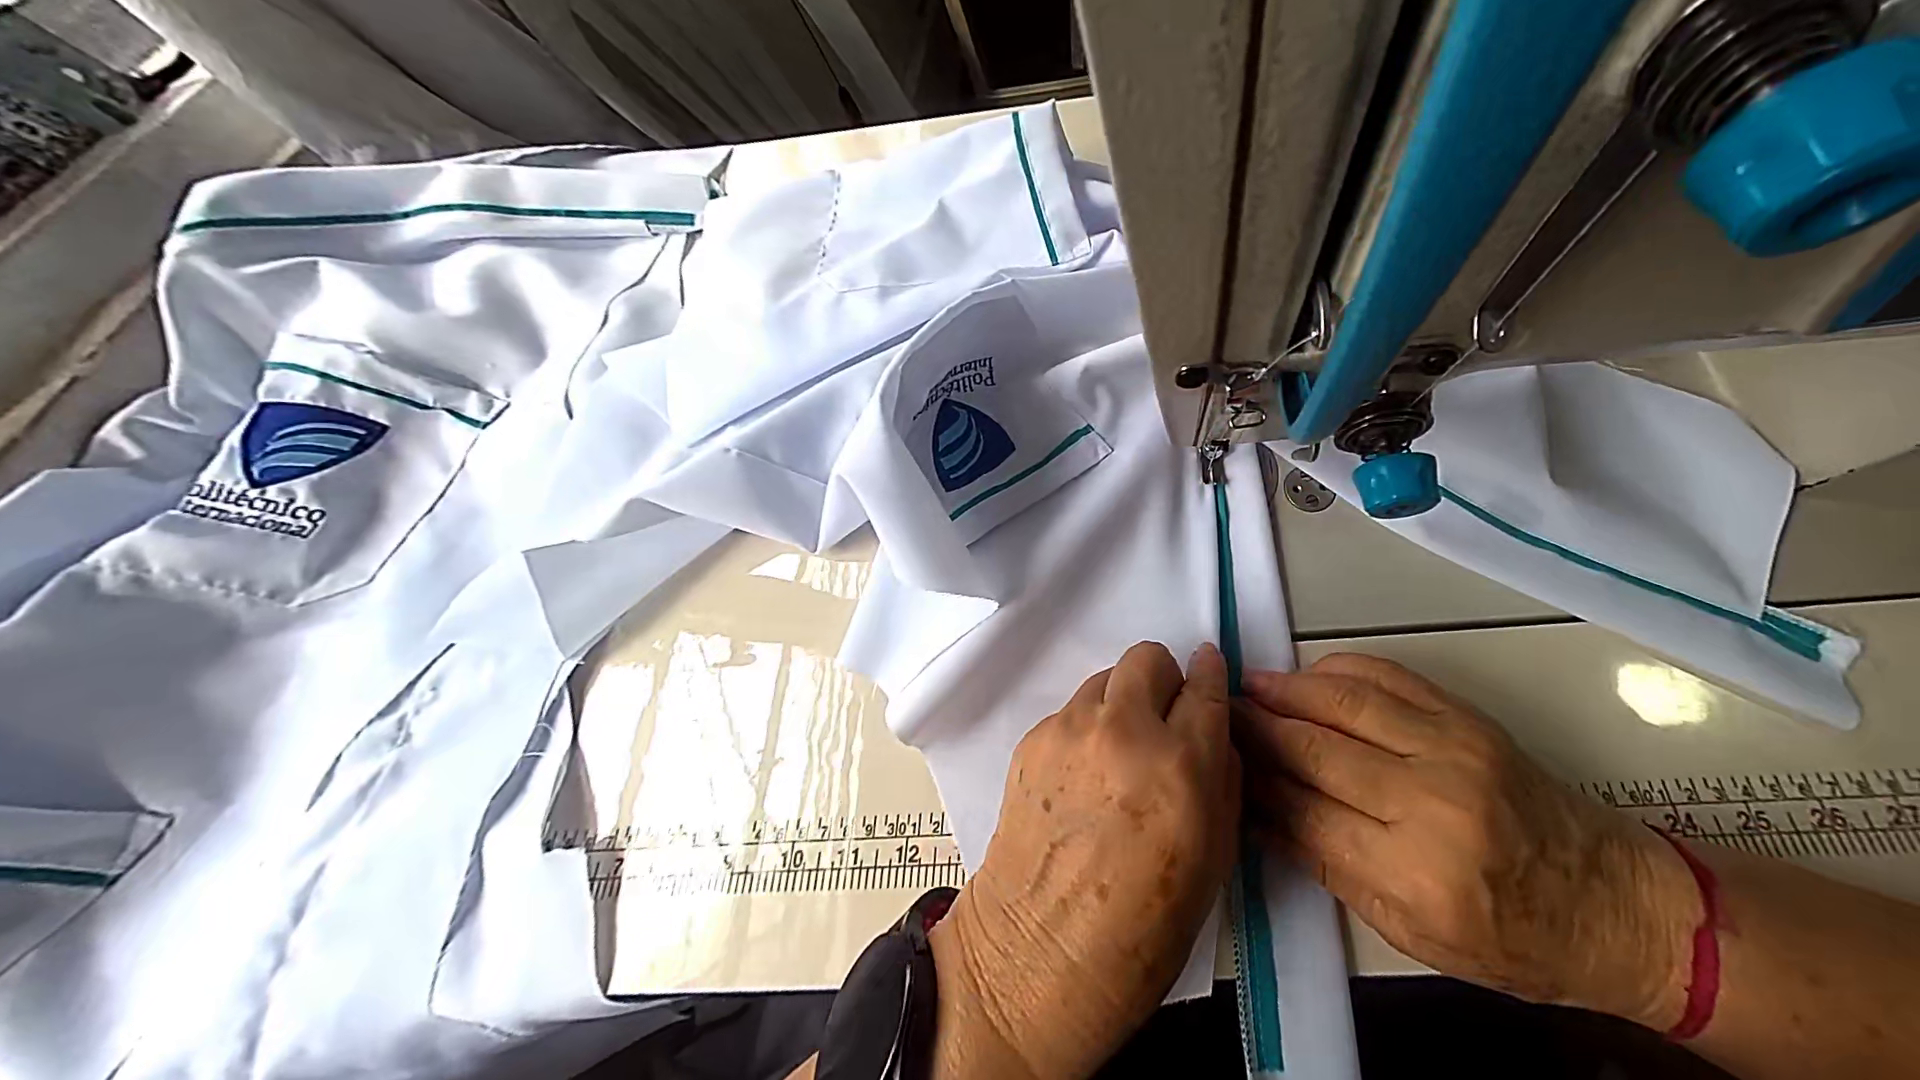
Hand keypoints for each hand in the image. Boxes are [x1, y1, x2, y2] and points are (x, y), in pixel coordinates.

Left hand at [928, 642, 1240, 1079]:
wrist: (1039, 950)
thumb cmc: (1143, 926)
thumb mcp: (1215, 857)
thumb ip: (1219, 777)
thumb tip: (1210, 731)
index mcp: (1181, 767)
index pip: (1206, 688)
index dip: (1211, 677)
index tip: (1210, 670)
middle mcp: (1122, 733)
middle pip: (1146, 658)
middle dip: (1162, 680)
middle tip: (1163, 719)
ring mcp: (1069, 732)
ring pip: (1105, 679)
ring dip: (1121, 704)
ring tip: (1119, 755)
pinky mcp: (1031, 740)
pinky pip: (1071, 712)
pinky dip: (1086, 730)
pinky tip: (1083, 778)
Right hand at [1233, 653, 1698, 1028]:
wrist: (1619, 906)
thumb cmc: (1511, 937)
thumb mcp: (1408, 931)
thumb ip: (1325, 864)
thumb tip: (1255, 813)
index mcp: (1413, 873)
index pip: (1301, 811)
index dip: (1252, 784)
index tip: (1220, 763)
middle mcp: (1430, 803)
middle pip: (1312, 749)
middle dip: (1254, 729)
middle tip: (1216, 714)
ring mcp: (1453, 751)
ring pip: (1342, 703)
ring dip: (1284, 690)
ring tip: (1246, 685)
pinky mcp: (1469, 722)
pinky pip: (1389, 677)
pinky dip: (1339, 669)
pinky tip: (1307, 675)